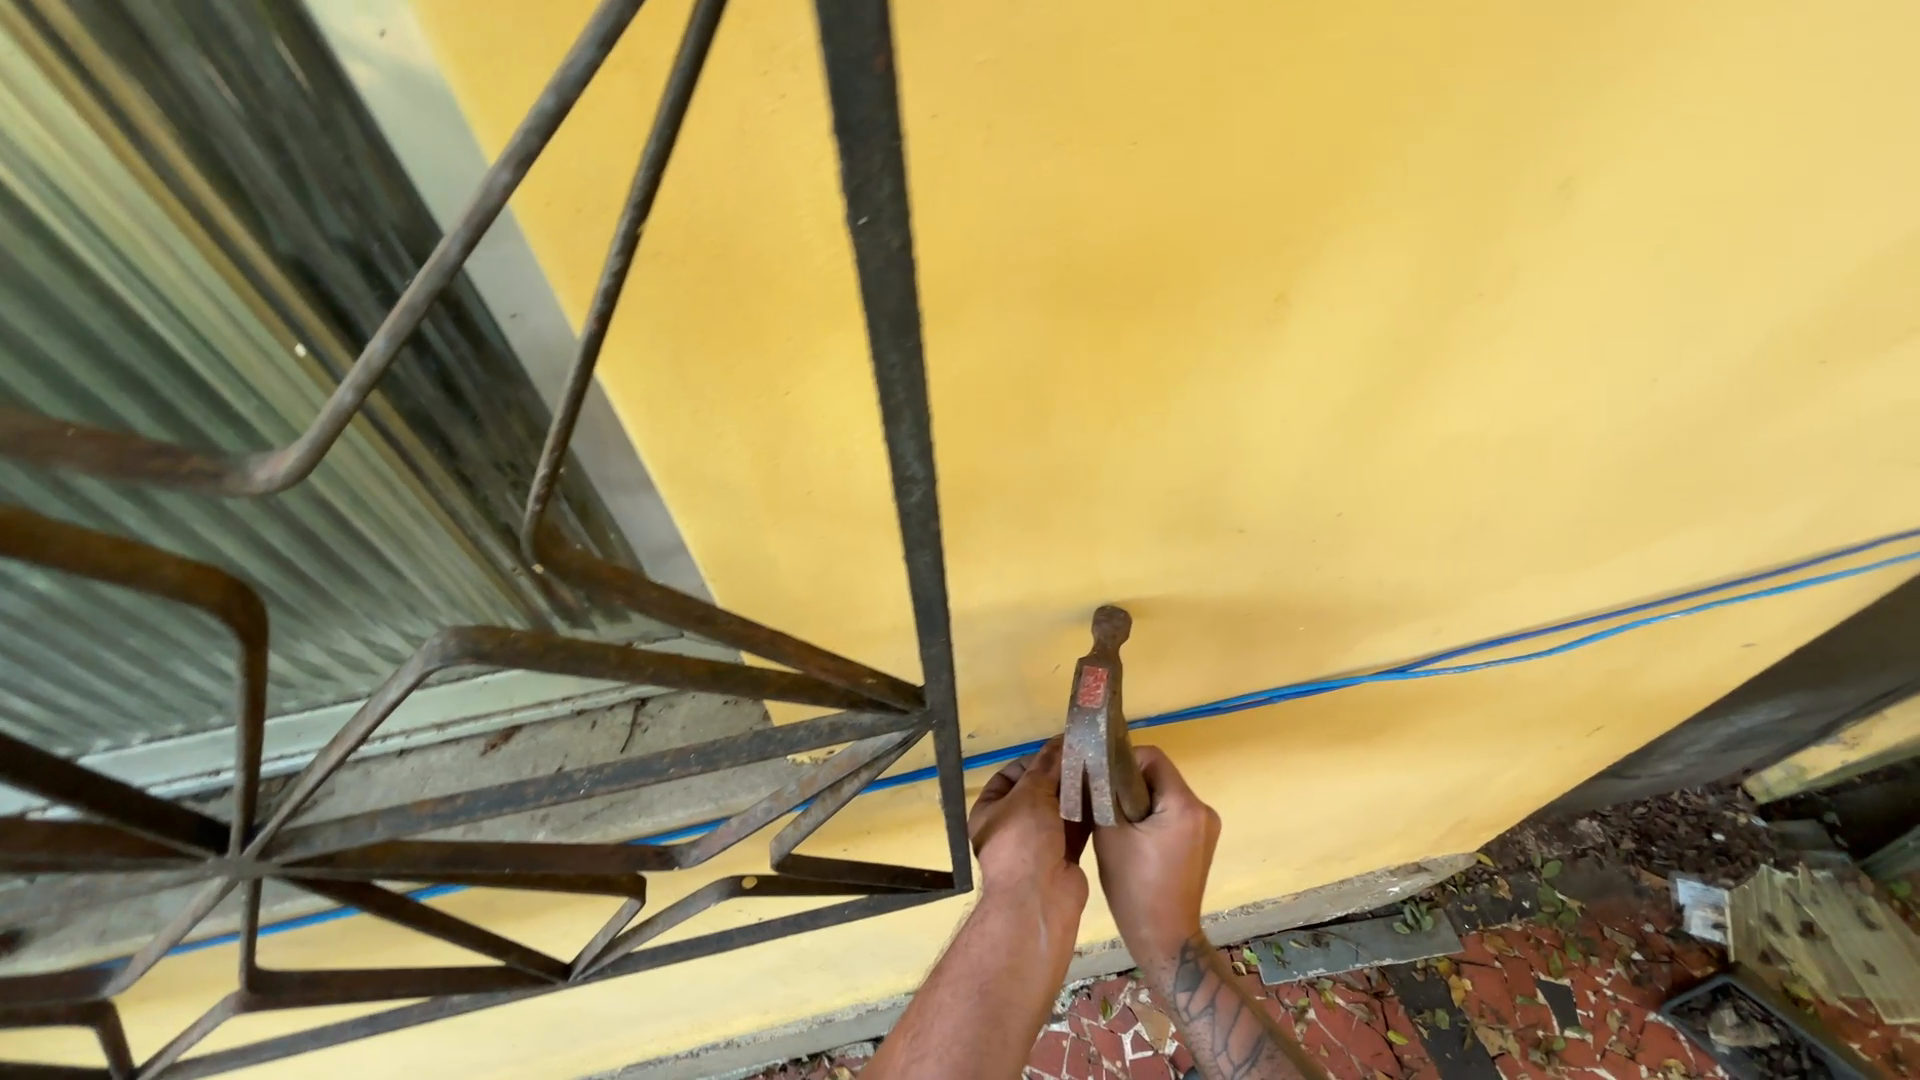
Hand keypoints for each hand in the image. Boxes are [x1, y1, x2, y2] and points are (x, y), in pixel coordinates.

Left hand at [968, 737, 1089, 926]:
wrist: (1039, 899)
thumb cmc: (1023, 841)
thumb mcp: (1030, 794)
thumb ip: (1047, 766)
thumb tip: (1062, 740)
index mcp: (991, 810)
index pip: (1011, 775)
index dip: (1034, 760)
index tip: (1060, 750)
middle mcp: (1012, 824)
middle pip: (1039, 791)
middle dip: (1061, 775)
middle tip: (1087, 757)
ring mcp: (1038, 842)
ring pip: (1059, 808)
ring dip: (1077, 792)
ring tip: (1100, 770)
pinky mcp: (1063, 854)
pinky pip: (1076, 827)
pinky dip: (1088, 813)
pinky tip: (1105, 794)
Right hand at [1091, 746, 1220, 965]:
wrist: (1164, 938)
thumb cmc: (1134, 886)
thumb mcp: (1109, 834)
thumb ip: (1103, 794)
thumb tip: (1092, 770)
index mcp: (1184, 804)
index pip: (1151, 757)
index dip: (1122, 762)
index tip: (1102, 782)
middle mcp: (1203, 809)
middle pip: (1159, 775)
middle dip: (1129, 784)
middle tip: (1104, 804)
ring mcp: (1207, 827)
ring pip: (1164, 794)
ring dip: (1140, 802)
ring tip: (1117, 825)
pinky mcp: (1203, 842)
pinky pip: (1173, 814)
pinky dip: (1153, 817)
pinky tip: (1135, 839)